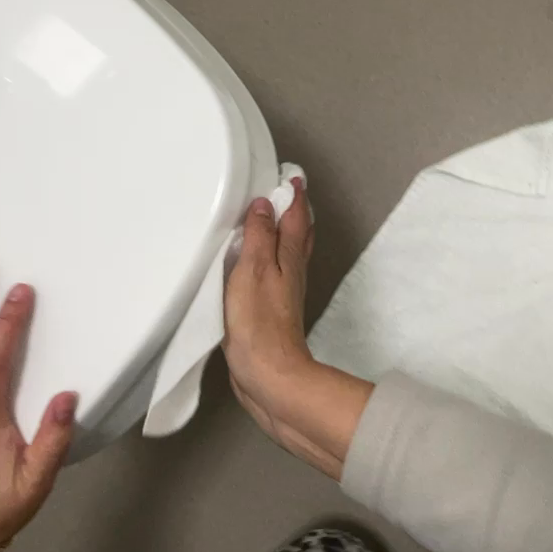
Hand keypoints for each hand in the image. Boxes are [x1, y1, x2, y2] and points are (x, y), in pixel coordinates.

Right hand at [223, 178, 372, 479]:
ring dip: (282, 233)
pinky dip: (268, 257)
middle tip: (284, 191)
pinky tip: (254, 262)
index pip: (295, 218)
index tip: (291, 175)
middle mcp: (292, 272)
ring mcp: (284, 293)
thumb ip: (259, 237)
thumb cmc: (259, 321)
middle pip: (297, 235)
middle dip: (293, 212)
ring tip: (270, 218)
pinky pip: (273, 273)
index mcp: (289, 258)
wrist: (269, 376)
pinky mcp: (271, 312)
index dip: (294, 196)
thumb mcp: (254, 270)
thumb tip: (266, 203)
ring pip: (288, 254)